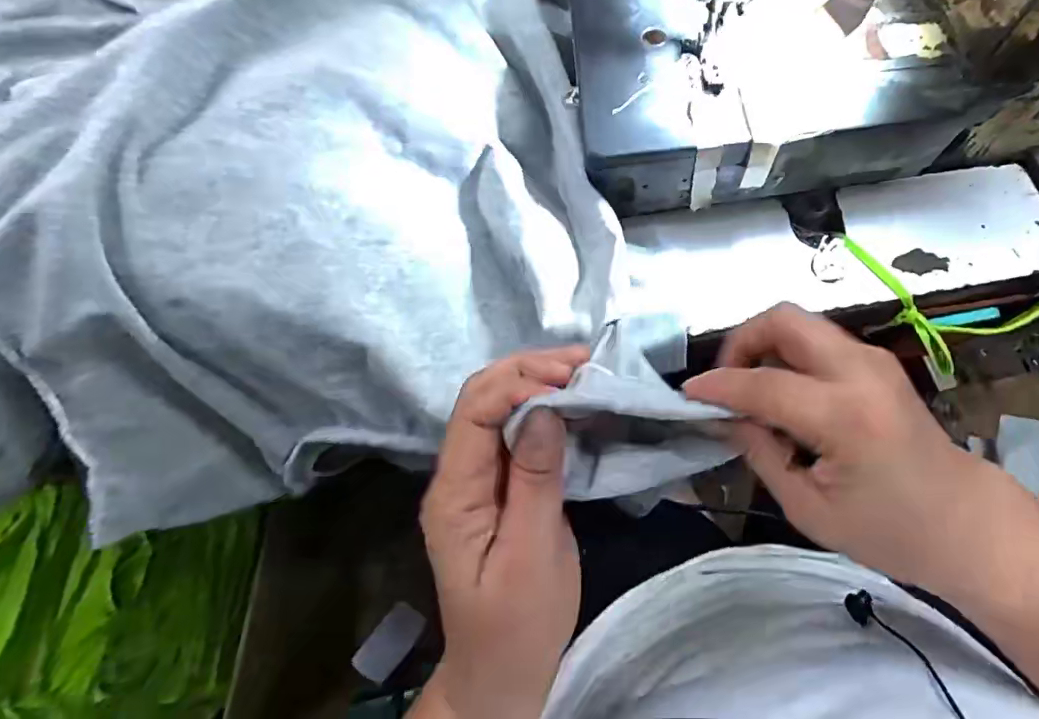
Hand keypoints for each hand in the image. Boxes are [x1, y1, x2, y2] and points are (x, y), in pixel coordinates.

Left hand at [417, 347, 586, 718]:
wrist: (502, 675)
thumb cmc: (516, 625)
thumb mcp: (531, 556)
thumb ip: (535, 480)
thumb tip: (544, 408)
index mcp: (454, 492)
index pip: (474, 410)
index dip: (518, 385)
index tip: (568, 385)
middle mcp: (459, 473)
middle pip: (482, 395)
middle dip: (529, 369)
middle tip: (583, 364)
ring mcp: (478, 476)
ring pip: (499, 404)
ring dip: (538, 379)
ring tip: (584, 370)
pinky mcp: (501, 482)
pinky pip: (517, 428)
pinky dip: (546, 405)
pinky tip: (574, 399)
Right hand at [683, 303, 1021, 593]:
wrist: (969, 524)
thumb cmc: (891, 531)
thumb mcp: (810, 510)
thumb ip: (761, 452)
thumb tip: (725, 417)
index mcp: (846, 416)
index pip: (764, 384)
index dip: (718, 386)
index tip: (687, 394)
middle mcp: (860, 371)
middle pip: (783, 319)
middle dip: (741, 340)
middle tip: (726, 381)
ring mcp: (872, 358)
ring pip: (799, 321)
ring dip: (764, 344)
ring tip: (752, 390)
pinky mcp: (875, 360)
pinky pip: (816, 338)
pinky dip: (787, 353)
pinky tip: (784, 393)